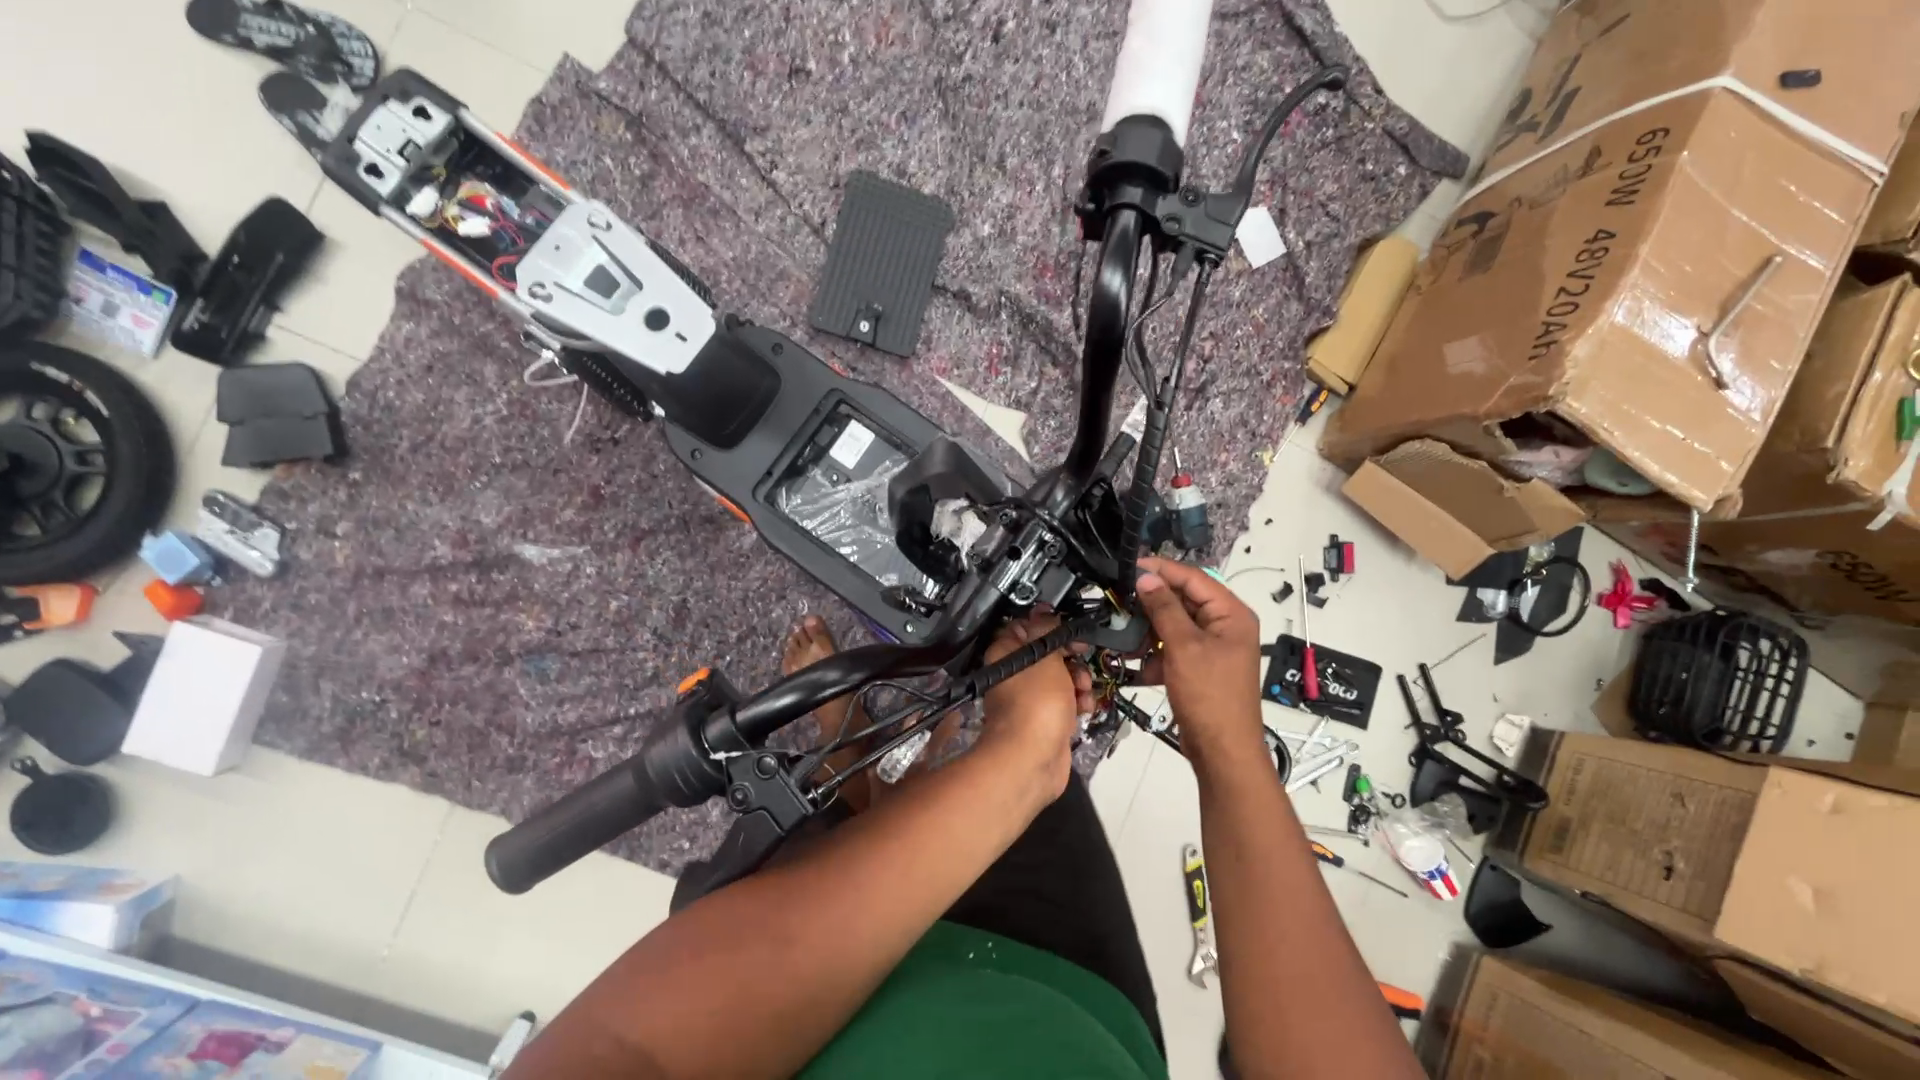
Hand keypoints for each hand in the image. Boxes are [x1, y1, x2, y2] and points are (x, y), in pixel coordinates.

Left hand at [975, 614, 1093, 797]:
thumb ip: (1047, 631)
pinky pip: (1066, 703)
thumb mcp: (1044, 656)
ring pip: (1061, 679)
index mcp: (1005, 654)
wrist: (1032, 759)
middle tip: (1080, 658)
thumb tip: (1043, 612)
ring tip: (1082, 690)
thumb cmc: (1036, 702)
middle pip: (1048, 654)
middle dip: (1071, 656)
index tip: (1070, 630)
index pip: (1027, 628)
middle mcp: (1015, 675)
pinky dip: (1078, 703)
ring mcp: (1031, 699)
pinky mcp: (1046, 720)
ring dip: (1078, 681)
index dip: (1050, 625)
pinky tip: (1085, 708)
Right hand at [1133, 556, 1265, 761]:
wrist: (1222, 750)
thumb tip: (1147, 578)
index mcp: (1231, 614)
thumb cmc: (1209, 694)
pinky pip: (1173, 649)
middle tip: (1120, 599)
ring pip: (1174, 625)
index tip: (1129, 566)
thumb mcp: (1183, 647)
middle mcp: (1225, 625)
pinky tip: (1140, 665)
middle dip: (1152, 603)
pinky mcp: (1199, 668)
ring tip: (1125, 635)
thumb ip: (1164, 608)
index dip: (1162, 570)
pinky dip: (1156, 655)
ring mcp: (1213, 648)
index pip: (1194, 578)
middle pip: (1184, 600)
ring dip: (1150, 631)